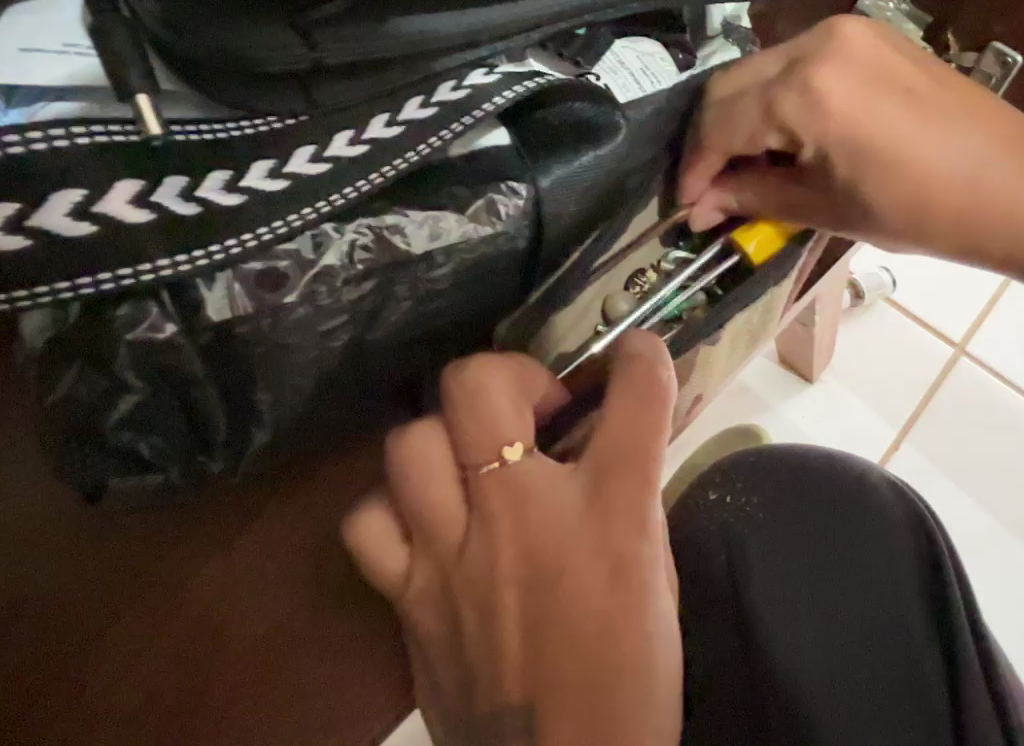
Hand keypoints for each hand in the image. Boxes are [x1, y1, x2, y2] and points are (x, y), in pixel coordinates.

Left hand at [343, 333, 682, 745]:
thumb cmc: (630, 670)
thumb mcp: (653, 567)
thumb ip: (628, 491)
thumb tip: (600, 439)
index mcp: (609, 510)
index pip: (633, 392)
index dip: (640, 356)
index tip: (635, 354)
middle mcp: (523, 513)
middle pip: (479, 384)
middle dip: (508, 375)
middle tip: (528, 413)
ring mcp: (452, 554)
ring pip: (410, 440)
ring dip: (445, 440)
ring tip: (471, 465)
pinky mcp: (408, 599)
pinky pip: (370, 522)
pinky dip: (394, 509)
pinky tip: (426, 523)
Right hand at [679, 14, 1023, 273]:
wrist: (1019, 185)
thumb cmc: (922, 210)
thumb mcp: (825, 209)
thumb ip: (752, 196)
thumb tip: (700, 204)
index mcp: (805, 88)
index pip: (719, 122)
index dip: (695, 167)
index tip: (687, 206)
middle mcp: (817, 41)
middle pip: (730, 86)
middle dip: (710, 138)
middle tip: (708, 186)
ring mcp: (848, 30)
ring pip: (761, 70)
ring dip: (742, 116)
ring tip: (747, 165)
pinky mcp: (870, 34)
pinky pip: (799, 61)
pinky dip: (778, 97)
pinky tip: (787, 134)